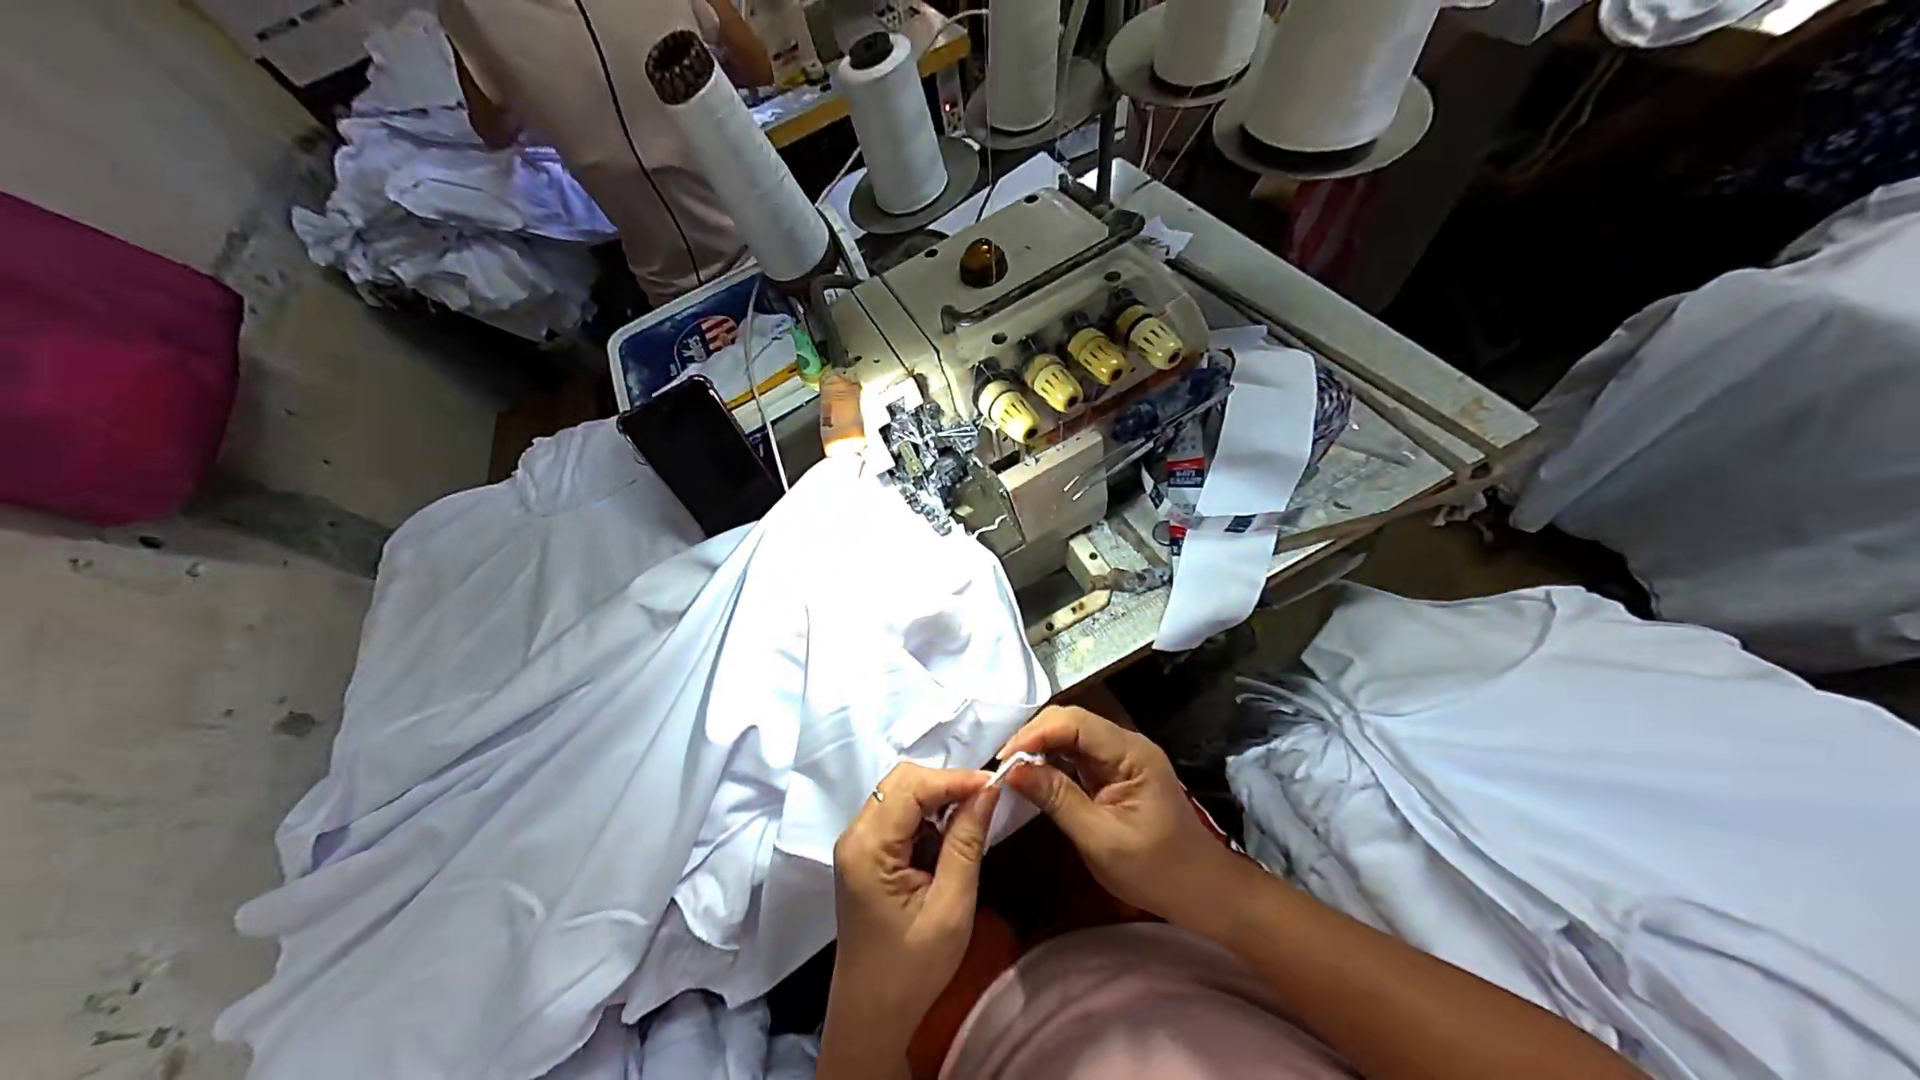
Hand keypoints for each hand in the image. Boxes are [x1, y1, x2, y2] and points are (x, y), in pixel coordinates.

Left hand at [827, 764, 999, 1045]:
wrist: (873, 1014)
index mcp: (869, 848)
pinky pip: (897, 813)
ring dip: (937, 797)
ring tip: (970, 819)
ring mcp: (857, 843)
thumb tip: (988, 789)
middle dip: (946, 783)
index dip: (955, 779)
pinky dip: (926, 814)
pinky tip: (948, 836)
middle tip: (985, 800)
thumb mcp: (951, 907)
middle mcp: (855, 835)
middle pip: (901, 781)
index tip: (995, 784)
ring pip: (899, 792)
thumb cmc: (913, 970)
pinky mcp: (865, 853)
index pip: (912, 786)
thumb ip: (967, 841)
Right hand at [1001, 706, 1239, 926]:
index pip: (1075, 723)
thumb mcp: (1101, 839)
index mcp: (1131, 753)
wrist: (1201, 891)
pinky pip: (1075, 753)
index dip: (1036, 734)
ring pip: (1070, 734)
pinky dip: (1050, 760)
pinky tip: (1031, 774)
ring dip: (1038, 747)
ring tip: (1009, 769)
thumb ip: (1057, 799)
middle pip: (1070, 721)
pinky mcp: (1112, 771)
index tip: (1004, 760)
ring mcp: (1120, 756)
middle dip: (1033, 737)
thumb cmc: (1156, 870)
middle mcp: (1126, 744)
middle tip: (1001, 765)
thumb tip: (1012, 770)